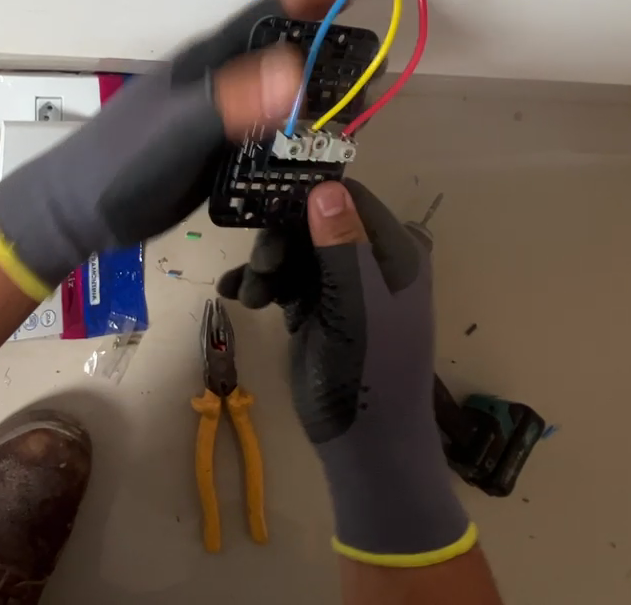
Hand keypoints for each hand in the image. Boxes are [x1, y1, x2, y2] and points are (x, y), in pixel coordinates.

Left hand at [0, 0, 345, 295]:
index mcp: (205, 61)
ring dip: (312, 92)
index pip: (264, 15)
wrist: (82, 209)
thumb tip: (297, 67)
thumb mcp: (179, 127)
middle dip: (322, 49)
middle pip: (276, 52)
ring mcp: (214, 115)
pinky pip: (264, 130)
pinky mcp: (214, 148)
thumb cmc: (125, 160)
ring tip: (356, 102)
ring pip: (273, 92)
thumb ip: (232, 98)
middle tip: (369, 61)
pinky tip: (316, 146)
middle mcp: (214, 80)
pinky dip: (294, 130)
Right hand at [218, 180, 475, 566]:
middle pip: (312, 222)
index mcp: (395, 251)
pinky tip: (236, 294)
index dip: (305, 198)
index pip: (347, 199)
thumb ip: (342, 245)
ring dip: (265, 266)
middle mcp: (369, 258)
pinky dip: (260, 284)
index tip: (265, 207)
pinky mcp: (317, 305)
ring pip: (293, 250)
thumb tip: (324, 186)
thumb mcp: (358, 304)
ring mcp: (342, 283)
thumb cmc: (371, 371)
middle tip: (260, 268)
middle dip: (279, 241)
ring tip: (250, 297)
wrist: (364, 444)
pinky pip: (284, 278)